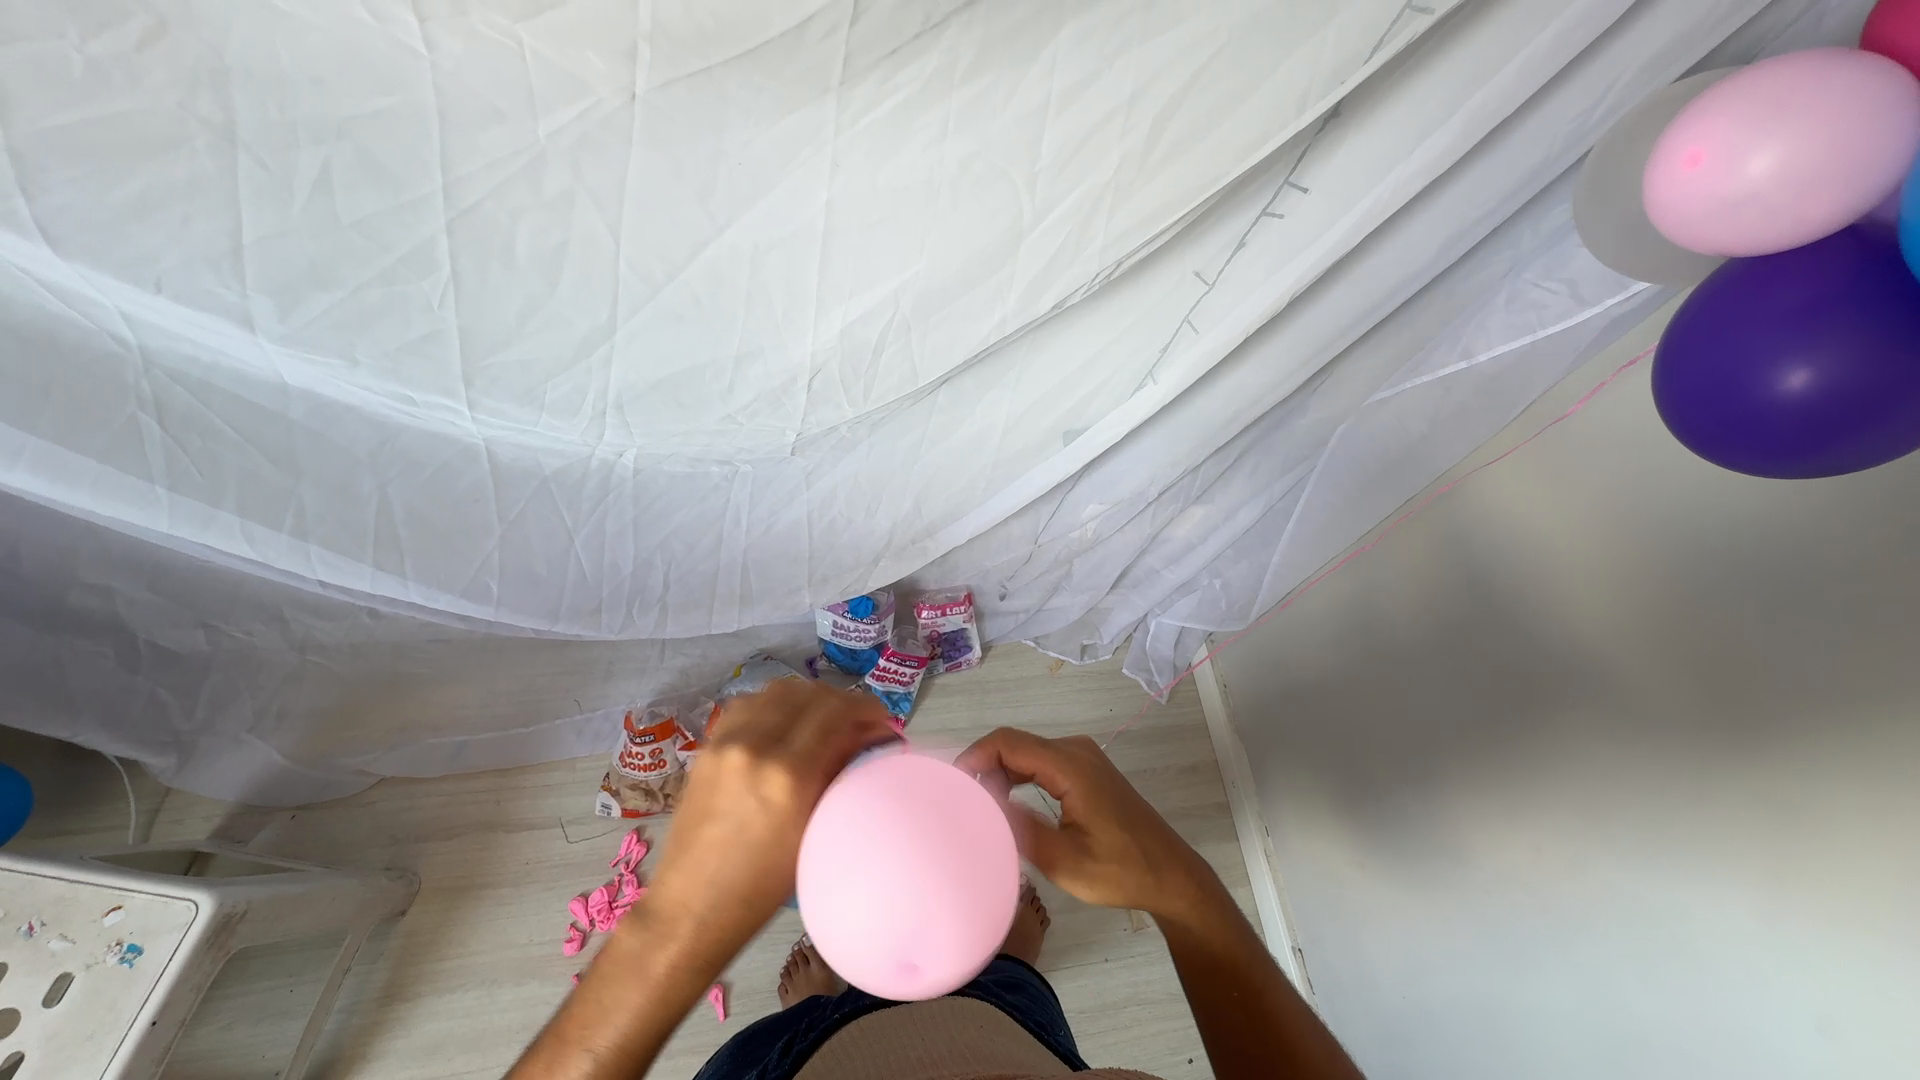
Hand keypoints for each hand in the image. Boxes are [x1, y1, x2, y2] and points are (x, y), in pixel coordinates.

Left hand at [633, 678, 895, 957]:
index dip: (866, 707)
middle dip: (841, 701)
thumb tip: (867, 738)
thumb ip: (839, 773)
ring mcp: (726, 741)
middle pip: (809, 693)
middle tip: (857, 721)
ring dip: (808, 697)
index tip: (881, 720)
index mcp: (788, 774)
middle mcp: (755, 745)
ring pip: (777, 690)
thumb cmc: (764, 886)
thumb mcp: (814, 829)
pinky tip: (784, 725)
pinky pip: (748, 704)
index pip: (836, 711)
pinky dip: (775, 705)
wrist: (692, 906)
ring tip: (822, 720)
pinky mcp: (707, 746)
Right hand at [957, 728, 1217, 918]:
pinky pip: (1041, 763)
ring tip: (977, 808)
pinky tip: (1006, 805)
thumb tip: (978, 806)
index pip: (1007, 742)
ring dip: (999, 774)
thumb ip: (1019, 829)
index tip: (951, 785)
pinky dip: (1018, 778)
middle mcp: (1075, 751)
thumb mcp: (1063, 860)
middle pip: (1014, 744)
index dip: (973, 756)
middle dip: (982, 767)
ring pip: (1026, 753)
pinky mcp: (1086, 771)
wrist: (1171, 875)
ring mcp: (1083, 758)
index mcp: (1070, 766)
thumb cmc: (1120, 871)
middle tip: (960, 803)